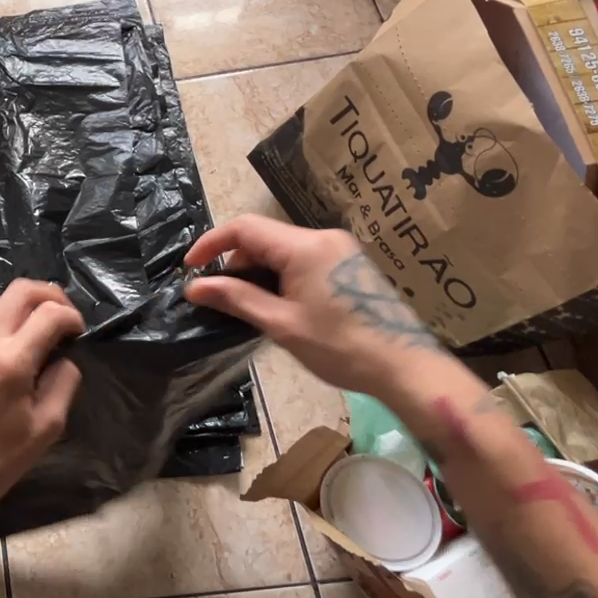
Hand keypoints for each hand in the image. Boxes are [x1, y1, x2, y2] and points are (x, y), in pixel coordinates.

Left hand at [0, 280, 84, 542]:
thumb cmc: (4, 456)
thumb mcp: (50, 423)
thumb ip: (65, 379)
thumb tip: (63, 352)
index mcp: (11, 361)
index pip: (50, 313)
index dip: (71, 316)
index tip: (78, 330)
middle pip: (21, 290)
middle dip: (49, 295)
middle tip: (62, 315)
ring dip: (20, 309)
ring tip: (33, 332)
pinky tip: (2, 347)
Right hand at [182, 216, 447, 396]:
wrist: (407, 368)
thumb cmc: (341, 348)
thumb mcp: (281, 325)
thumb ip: (235, 298)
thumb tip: (194, 287)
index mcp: (305, 247)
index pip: (244, 228)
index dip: (211, 243)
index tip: (190, 268)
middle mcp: (322, 238)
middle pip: (262, 237)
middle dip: (235, 262)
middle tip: (221, 296)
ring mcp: (339, 249)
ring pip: (281, 249)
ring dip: (258, 271)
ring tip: (249, 306)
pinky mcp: (349, 264)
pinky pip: (301, 259)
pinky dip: (281, 275)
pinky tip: (279, 305)